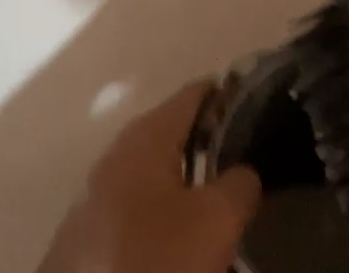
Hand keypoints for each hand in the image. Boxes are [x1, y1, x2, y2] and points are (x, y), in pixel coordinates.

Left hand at [36, 82, 261, 272]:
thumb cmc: (156, 260)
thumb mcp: (216, 220)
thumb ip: (239, 184)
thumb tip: (241, 173)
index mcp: (145, 137)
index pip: (194, 93)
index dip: (228, 94)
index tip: (258, 105)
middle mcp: (117, 154)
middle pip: (174, 132)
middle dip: (209, 139)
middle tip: (246, 155)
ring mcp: (98, 195)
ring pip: (156, 172)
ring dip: (187, 179)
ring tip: (220, 198)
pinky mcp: (90, 235)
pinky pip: (140, 208)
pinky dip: (165, 211)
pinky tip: (183, 234)